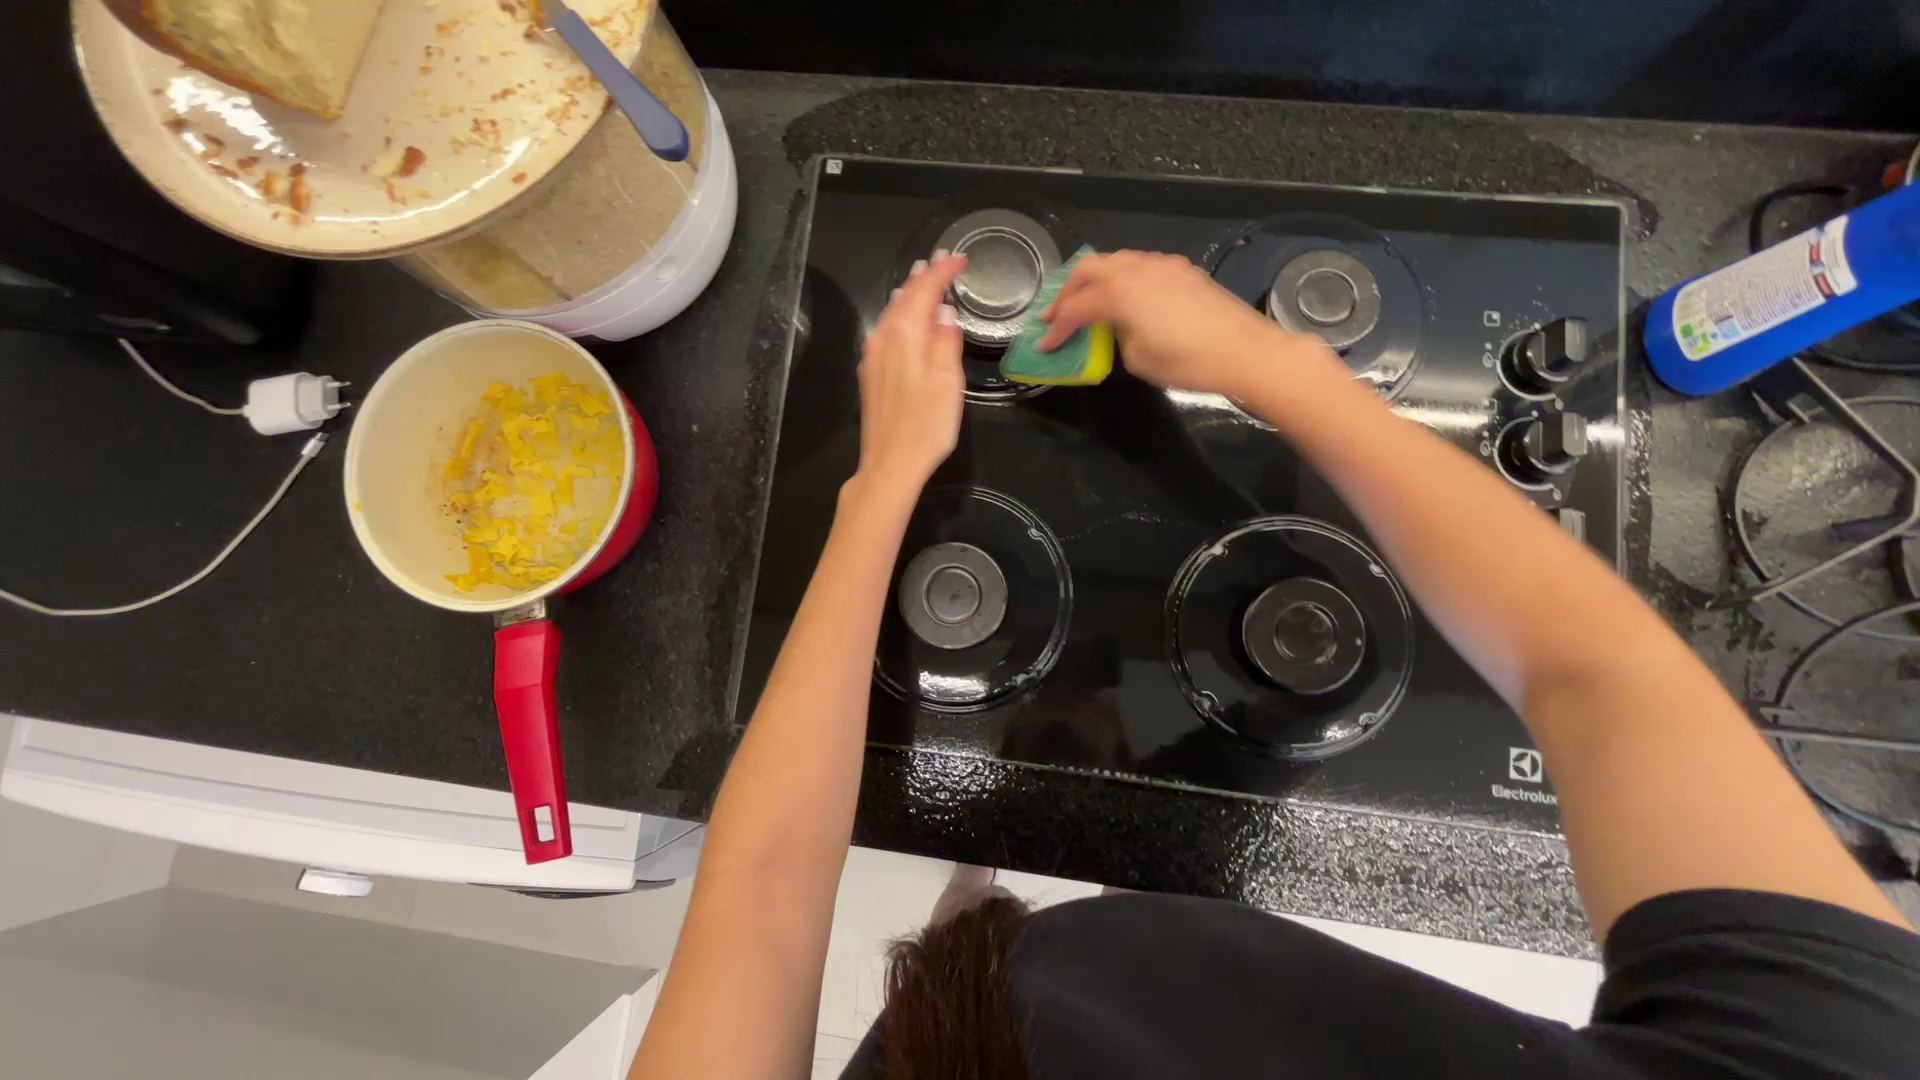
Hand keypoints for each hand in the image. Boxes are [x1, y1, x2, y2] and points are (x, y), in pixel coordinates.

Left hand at [854, 250, 968, 494]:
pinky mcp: (871, 375)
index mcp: (904, 335)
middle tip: (942, 261)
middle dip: (924, 278)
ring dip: (910, 294)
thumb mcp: (948, 381)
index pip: (924, 290)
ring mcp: (873, 357)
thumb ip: (946, 341)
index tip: (960, 259)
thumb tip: (945, 312)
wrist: (890, 464)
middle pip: (904, 298)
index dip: (943, 272)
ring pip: (892, 313)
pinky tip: (905, 318)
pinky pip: (887, 331)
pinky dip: (901, 315)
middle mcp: (883, 339)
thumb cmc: (926, 425)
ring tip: (923, 279)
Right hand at [1036, 250, 1336, 397]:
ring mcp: (1161, 265)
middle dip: (1066, 291)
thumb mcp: (1137, 358)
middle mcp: (1136, 268)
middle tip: (1054, 314)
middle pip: (1088, 268)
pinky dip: (1120, 278)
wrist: (1245, 351)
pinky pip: (1138, 266)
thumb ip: (1115, 337)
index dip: (1055, 328)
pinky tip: (1121, 297)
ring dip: (1093, 280)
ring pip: (1114, 261)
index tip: (1043, 345)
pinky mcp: (1182, 271)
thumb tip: (1115, 329)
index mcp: (1119, 292)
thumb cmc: (1187, 361)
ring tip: (1083, 302)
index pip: (1075, 308)